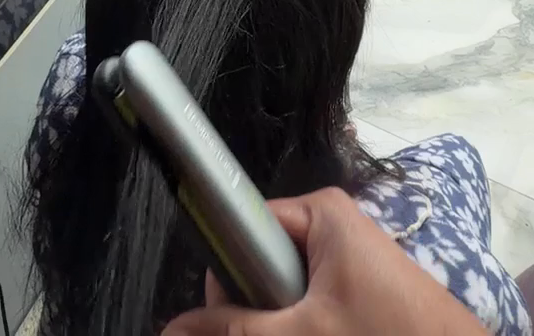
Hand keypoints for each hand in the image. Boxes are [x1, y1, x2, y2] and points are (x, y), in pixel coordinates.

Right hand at [160, 187, 489, 335]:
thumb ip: (232, 331)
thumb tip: (168, 329)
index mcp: (320, 210)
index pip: (246, 225)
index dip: (228, 272)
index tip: (226, 318)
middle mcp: (334, 220)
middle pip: (265, 258)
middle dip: (257, 307)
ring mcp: (352, 252)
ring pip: (289, 286)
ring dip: (280, 323)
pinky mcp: (366, 282)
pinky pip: (316, 297)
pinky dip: (307, 327)